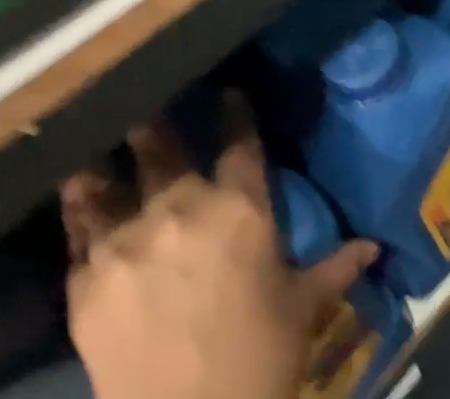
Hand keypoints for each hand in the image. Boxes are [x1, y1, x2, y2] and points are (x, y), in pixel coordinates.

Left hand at [62, 95, 379, 398]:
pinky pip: (79, 230)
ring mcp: (127, 241)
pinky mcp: (85, 279)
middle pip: (165, 149)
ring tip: (100, 141)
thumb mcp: (303, 304)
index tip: (229, 95)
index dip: (235, 114)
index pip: (240, 143)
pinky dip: (80, 209)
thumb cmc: (262, 355)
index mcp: (243, 209)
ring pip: (109, 182)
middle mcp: (183, 209)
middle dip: (159, 124)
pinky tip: (77, 195)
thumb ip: (334, 267)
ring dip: (107, 160)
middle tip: (150, 106)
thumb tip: (372, 248)